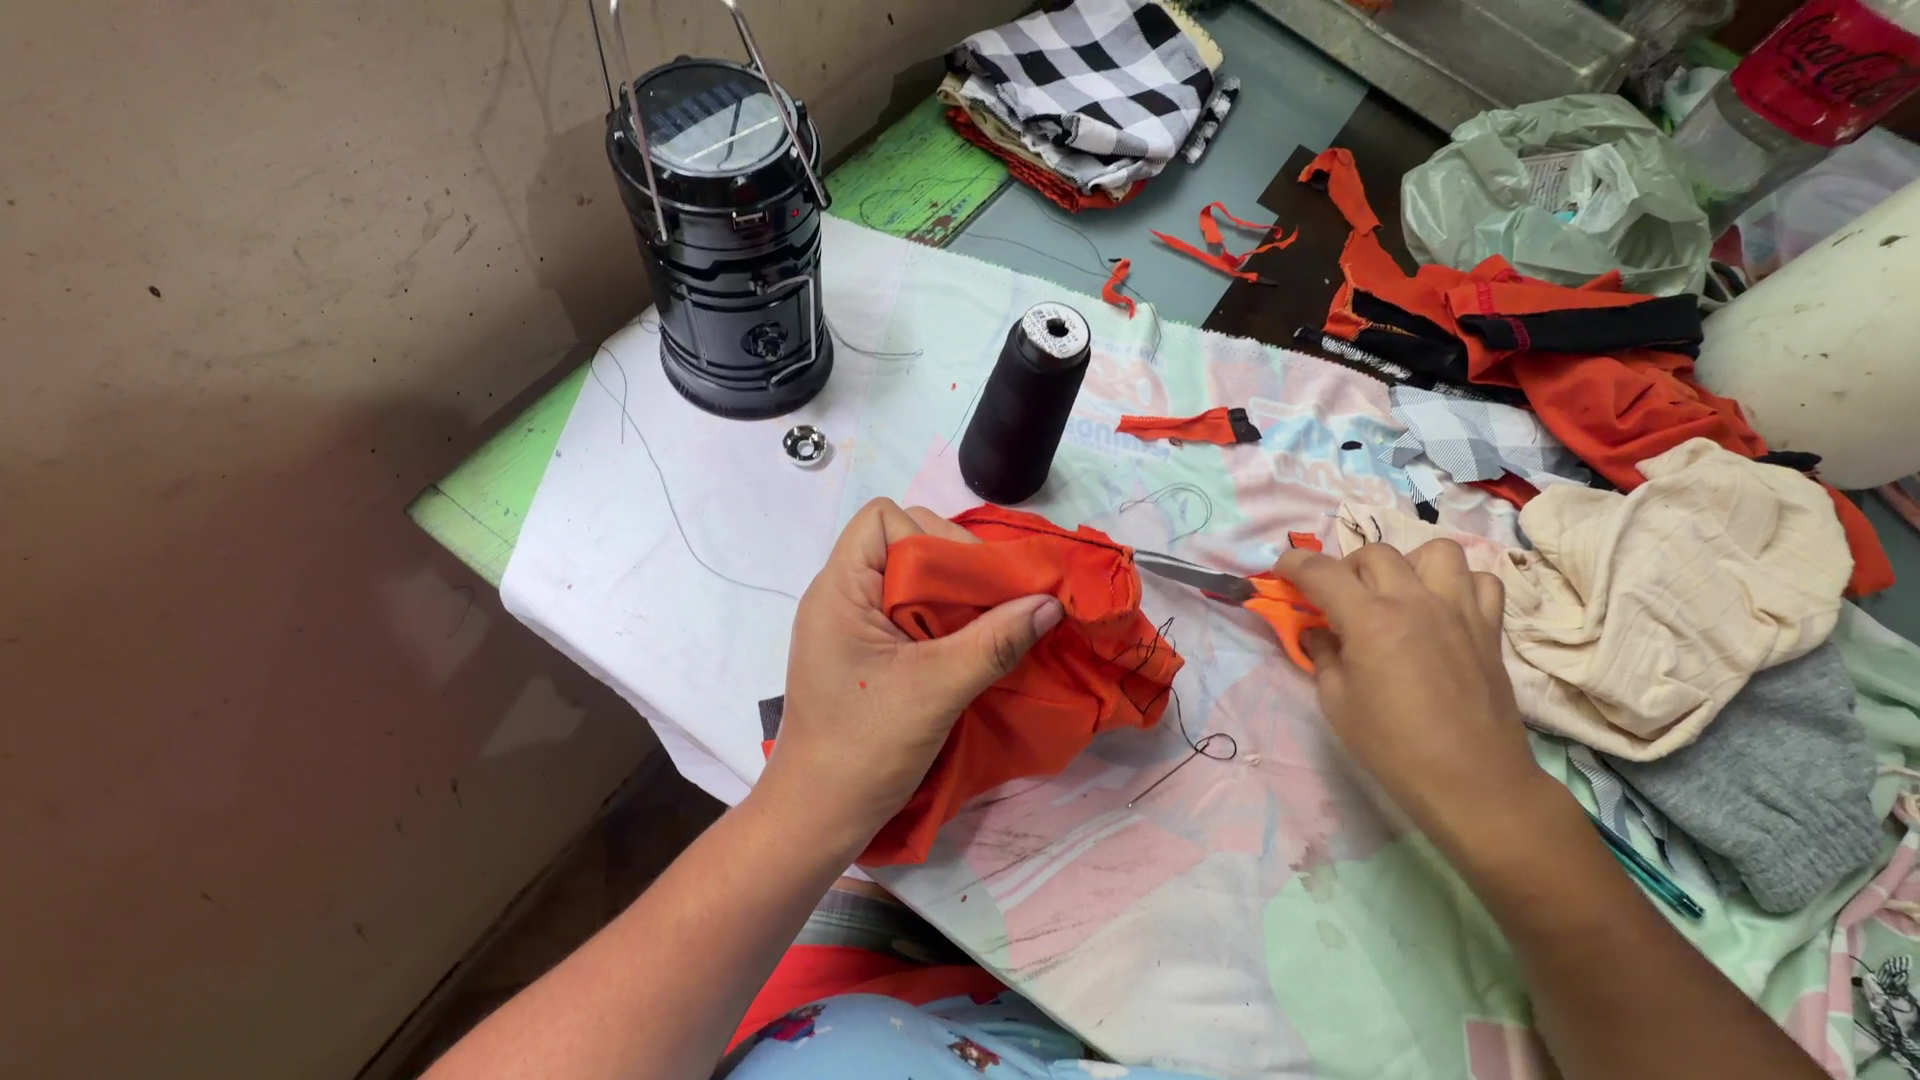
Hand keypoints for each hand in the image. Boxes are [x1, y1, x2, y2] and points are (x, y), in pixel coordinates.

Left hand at [755, 499, 1063, 857]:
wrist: (819, 816)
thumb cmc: (865, 747)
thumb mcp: (936, 689)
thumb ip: (994, 642)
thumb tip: (1050, 602)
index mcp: (840, 590)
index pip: (883, 519)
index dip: (930, 535)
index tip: (968, 579)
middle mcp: (841, 597)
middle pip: (904, 545)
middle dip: (954, 569)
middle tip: (992, 604)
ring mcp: (853, 627)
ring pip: (913, 584)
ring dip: (955, 601)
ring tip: (989, 628)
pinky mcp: (867, 654)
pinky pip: (911, 617)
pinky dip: (945, 626)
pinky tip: (972, 650)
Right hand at [1275, 540, 1557, 858]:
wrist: (1471, 780)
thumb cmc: (1392, 746)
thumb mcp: (1336, 702)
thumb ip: (1324, 655)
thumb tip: (1319, 632)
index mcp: (1370, 620)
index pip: (1322, 571)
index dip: (1294, 564)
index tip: (1282, 570)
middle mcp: (1415, 602)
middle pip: (1374, 553)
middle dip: (1346, 568)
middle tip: (1338, 599)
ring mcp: (1459, 610)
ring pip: (1435, 551)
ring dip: (1407, 564)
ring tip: (1396, 594)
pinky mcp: (1489, 628)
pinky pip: (1480, 581)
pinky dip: (1458, 584)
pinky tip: (1442, 609)